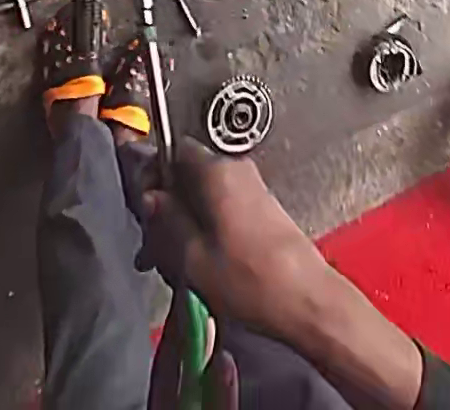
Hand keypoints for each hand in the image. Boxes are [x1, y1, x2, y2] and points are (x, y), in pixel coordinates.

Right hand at [139, 138, 335, 342]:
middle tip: (151, 242)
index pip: (175, 149)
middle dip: (166, 203)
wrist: (306, 299)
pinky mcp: (260, 206)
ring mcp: (251, 186)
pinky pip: (221, 204)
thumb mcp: (194, 256)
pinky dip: (204, 224)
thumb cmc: (250, 278)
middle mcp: (236, 169)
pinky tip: (195, 260)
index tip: (142, 203)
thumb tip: (150, 197)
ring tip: (170, 260)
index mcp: (218, 171)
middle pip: (188, 172)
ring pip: (203, 192)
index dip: (152, 172)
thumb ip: (168, 219)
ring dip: (183, 219)